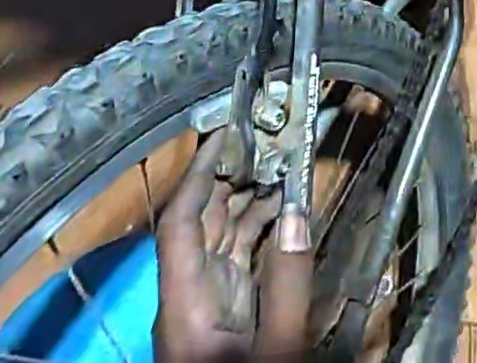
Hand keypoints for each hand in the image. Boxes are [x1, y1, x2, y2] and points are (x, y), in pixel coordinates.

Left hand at [155, 132, 312, 362]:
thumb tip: (296, 210)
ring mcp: (204, 307)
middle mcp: (187, 297)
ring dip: (247, 204)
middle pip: (200, 224)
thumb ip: (287, 282)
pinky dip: (255, 233)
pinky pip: (234, 260)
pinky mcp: (222, 316)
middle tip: (266, 149)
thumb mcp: (277, 352)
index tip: (224, 136)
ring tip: (281, 176)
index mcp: (184, 304)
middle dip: (230, 182)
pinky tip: (280, 216)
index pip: (180, 222)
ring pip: (218, 239)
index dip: (198, 174)